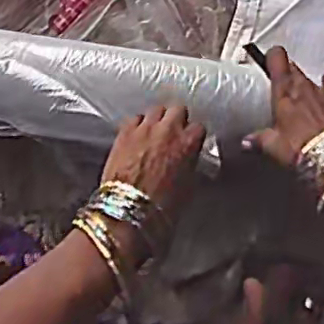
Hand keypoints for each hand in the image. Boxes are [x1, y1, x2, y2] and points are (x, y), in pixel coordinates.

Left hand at [101, 104, 204, 224]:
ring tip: (154, 132)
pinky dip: (138, 125)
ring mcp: (145, 127)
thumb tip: (189, 160)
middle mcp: (169, 129)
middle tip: (173, 133)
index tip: (190, 142)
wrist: (128, 214)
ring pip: (156, 109)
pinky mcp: (125, 131)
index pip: (198, 127)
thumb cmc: (161, 208)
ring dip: (157, 119)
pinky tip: (137, 136)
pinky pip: (135, 118)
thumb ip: (191, 164)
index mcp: (188, 143)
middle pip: (177, 109)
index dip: (194, 136)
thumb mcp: (188, 186)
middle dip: (177, 119)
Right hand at [247, 46, 323, 166]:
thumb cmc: (299, 148)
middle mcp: (303, 86)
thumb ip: (259, 140)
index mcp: (284, 91)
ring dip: (304, 84)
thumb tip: (245, 142)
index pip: (277, 58)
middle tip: (281, 86)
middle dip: (287, 73)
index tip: (268, 61)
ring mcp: (323, 92)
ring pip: (310, 79)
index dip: (272, 56)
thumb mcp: (273, 146)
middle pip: (293, 68)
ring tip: (300, 98)